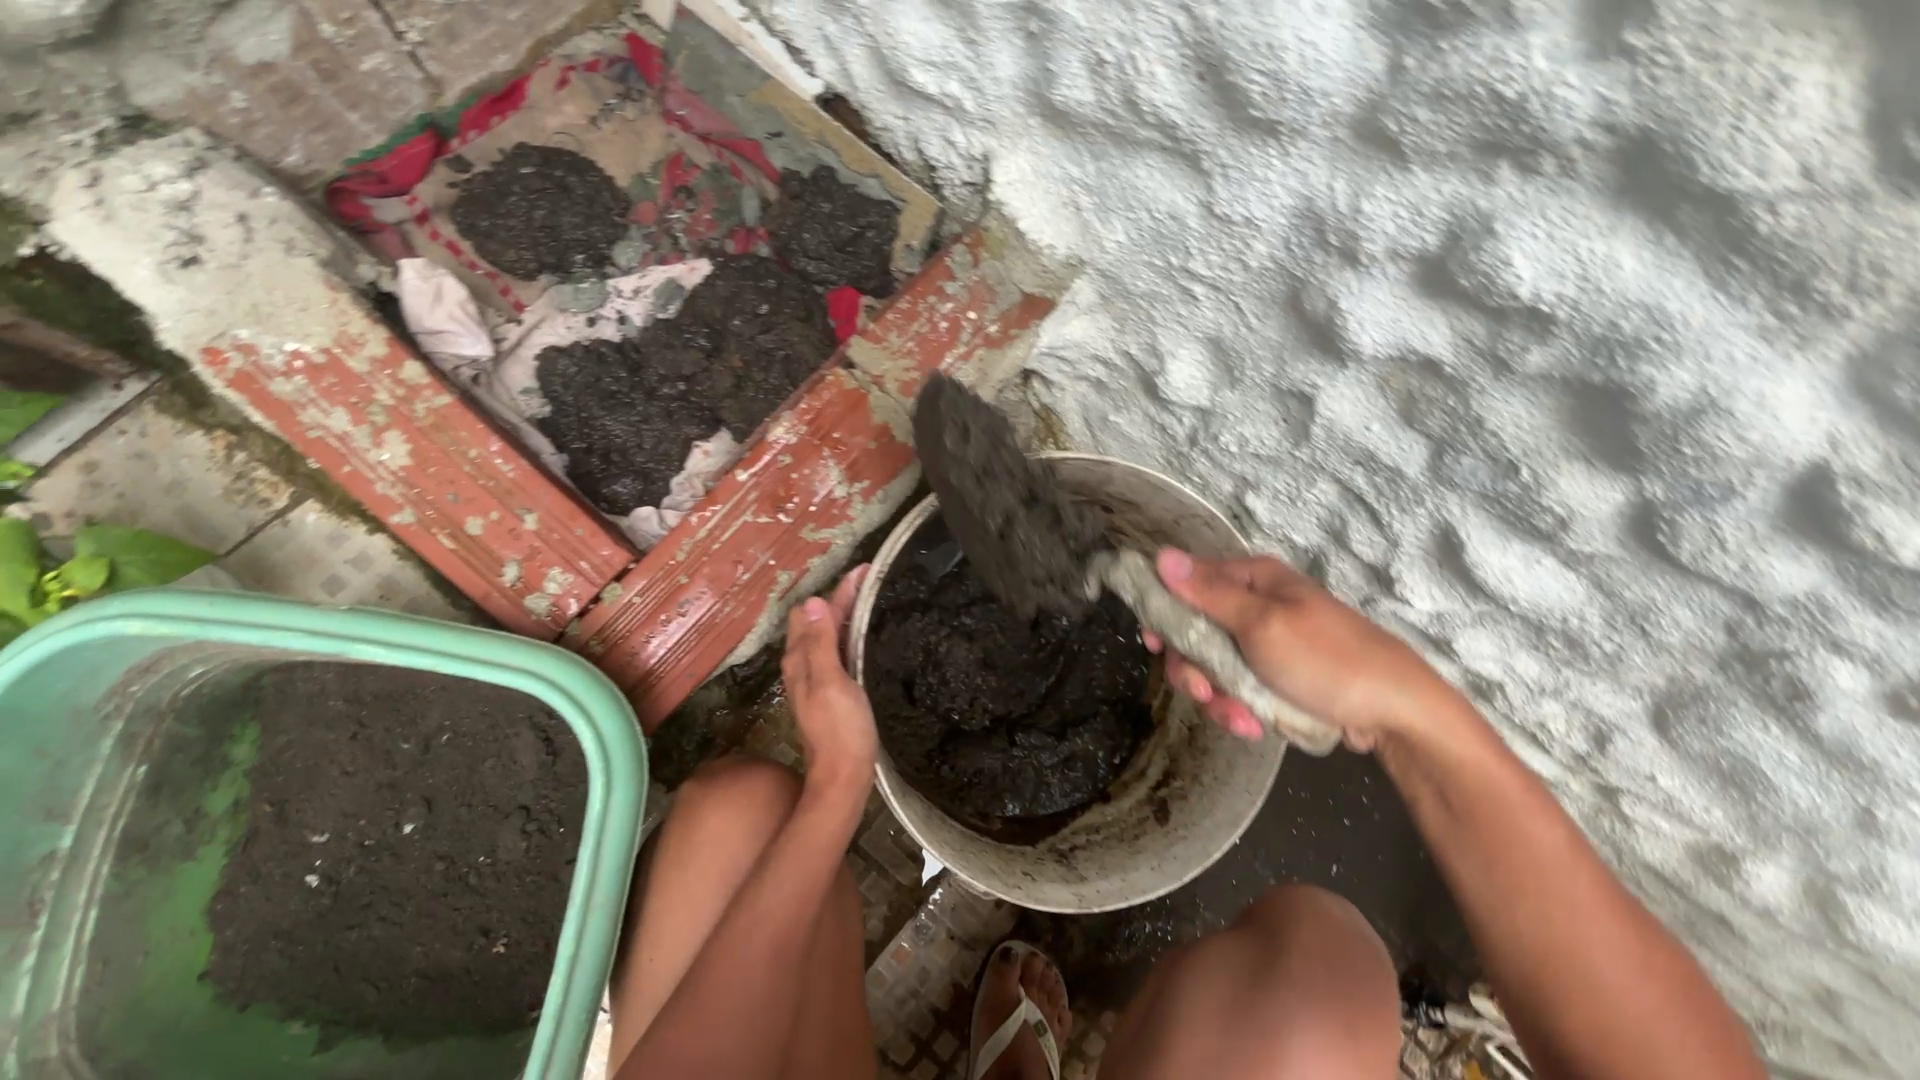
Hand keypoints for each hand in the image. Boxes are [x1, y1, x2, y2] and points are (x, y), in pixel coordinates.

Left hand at [782, 565, 878, 796]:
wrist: (844, 776)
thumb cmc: (841, 730)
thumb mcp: (831, 682)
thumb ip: (821, 643)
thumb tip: (814, 602)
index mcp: (801, 659)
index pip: (817, 611)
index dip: (840, 589)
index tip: (865, 570)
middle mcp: (803, 665)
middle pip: (819, 620)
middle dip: (841, 596)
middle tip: (871, 578)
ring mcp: (816, 679)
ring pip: (827, 634)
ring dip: (844, 613)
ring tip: (870, 597)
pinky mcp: (831, 690)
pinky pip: (837, 650)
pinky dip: (849, 634)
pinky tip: (864, 635)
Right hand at [1146, 549, 1465, 752]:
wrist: (1394, 714)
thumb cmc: (1327, 661)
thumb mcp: (1261, 625)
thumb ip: (1208, 593)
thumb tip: (1161, 555)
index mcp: (1253, 579)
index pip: (1187, 582)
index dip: (1165, 611)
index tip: (1155, 644)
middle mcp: (1255, 604)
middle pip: (1193, 630)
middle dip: (1193, 667)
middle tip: (1202, 692)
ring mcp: (1265, 642)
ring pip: (1212, 665)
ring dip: (1216, 696)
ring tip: (1239, 719)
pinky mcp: (1275, 676)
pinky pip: (1236, 688)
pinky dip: (1237, 708)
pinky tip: (1253, 725)